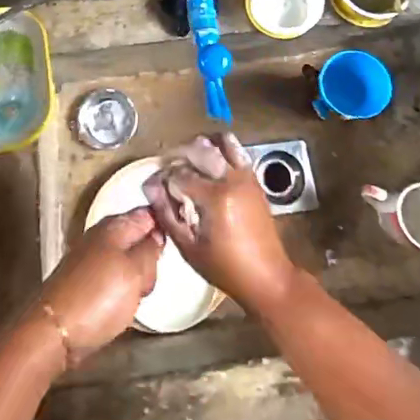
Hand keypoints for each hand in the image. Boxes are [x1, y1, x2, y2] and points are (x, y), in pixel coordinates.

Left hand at [32, 207, 164, 364]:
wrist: (55, 331)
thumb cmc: (99, 298)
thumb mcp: (134, 272)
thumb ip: (149, 250)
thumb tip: (157, 233)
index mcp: (114, 226)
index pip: (147, 213)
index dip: (165, 223)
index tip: (181, 240)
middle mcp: (101, 236)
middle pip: (139, 238)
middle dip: (151, 256)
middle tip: (153, 277)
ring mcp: (92, 258)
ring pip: (129, 260)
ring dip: (139, 277)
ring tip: (139, 294)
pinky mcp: (87, 281)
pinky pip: (116, 277)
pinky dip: (124, 289)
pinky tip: (125, 303)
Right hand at [143, 134, 299, 314]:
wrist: (268, 277)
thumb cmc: (226, 268)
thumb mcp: (189, 248)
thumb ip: (167, 214)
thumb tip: (150, 187)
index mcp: (215, 197)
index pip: (179, 173)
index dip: (162, 179)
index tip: (155, 188)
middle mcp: (231, 179)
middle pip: (197, 149)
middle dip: (177, 156)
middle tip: (166, 170)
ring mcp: (246, 175)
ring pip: (220, 142)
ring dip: (200, 146)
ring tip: (188, 162)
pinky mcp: (254, 178)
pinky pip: (236, 150)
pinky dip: (220, 148)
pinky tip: (209, 164)